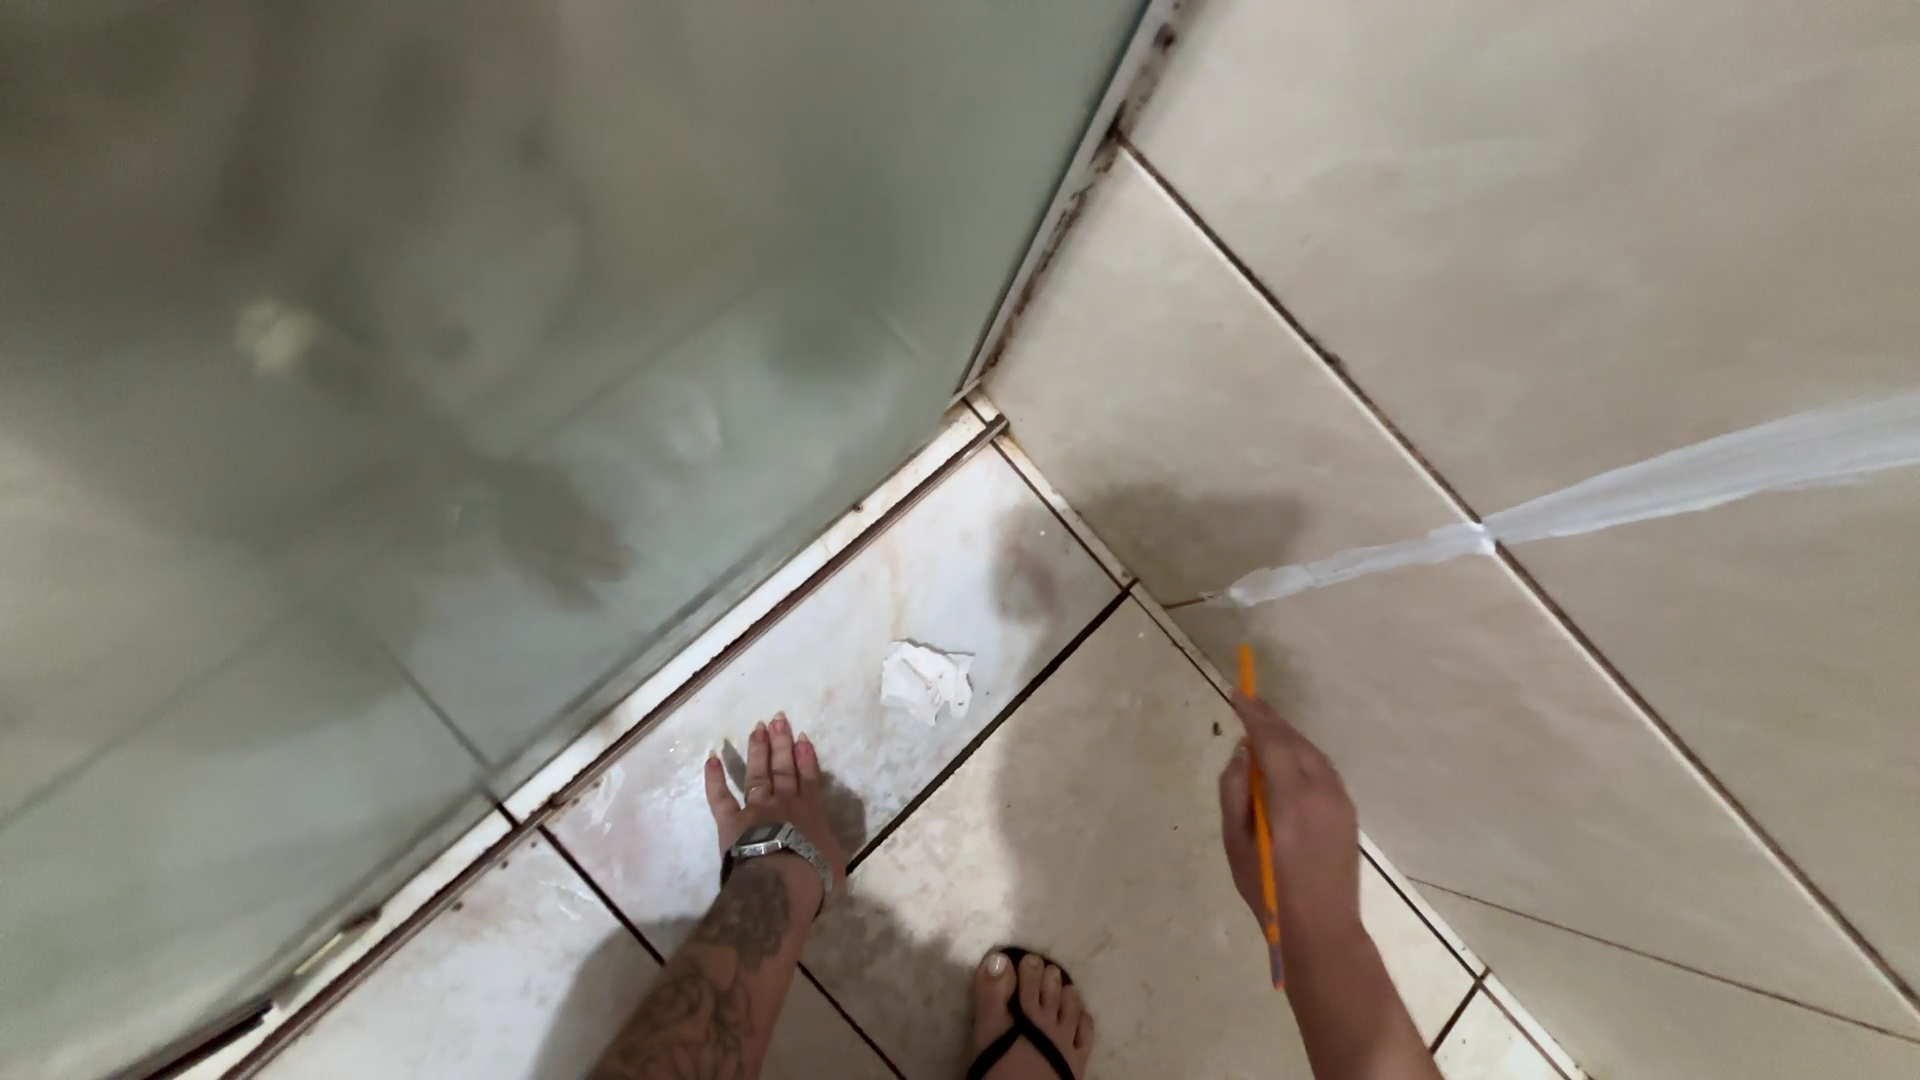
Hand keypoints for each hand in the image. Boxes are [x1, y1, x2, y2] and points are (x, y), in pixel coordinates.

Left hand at [703, 713, 850, 908]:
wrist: (783, 881)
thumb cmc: (815, 876)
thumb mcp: (835, 862)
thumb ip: (830, 848)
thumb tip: (828, 849)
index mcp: (811, 812)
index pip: (809, 778)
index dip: (806, 758)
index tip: (802, 737)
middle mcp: (785, 803)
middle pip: (783, 768)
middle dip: (781, 743)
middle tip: (778, 719)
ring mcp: (757, 808)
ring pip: (757, 774)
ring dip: (757, 750)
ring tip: (757, 728)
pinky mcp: (732, 821)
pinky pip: (721, 797)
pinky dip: (715, 779)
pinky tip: (711, 759)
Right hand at [1217, 692, 1362, 943]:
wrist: (1322, 928)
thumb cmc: (1268, 886)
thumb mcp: (1235, 840)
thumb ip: (1234, 790)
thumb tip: (1242, 752)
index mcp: (1292, 797)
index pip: (1271, 740)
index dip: (1253, 714)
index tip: (1237, 693)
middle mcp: (1322, 790)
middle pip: (1293, 740)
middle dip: (1270, 719)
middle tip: (1246, 702)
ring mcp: (1340, 800)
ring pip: (1311, 752)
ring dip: (1286, 735)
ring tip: (1262, 725)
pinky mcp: (1347, 811)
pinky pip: (1321, 768)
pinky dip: (1301, 753)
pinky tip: (1286, 756)